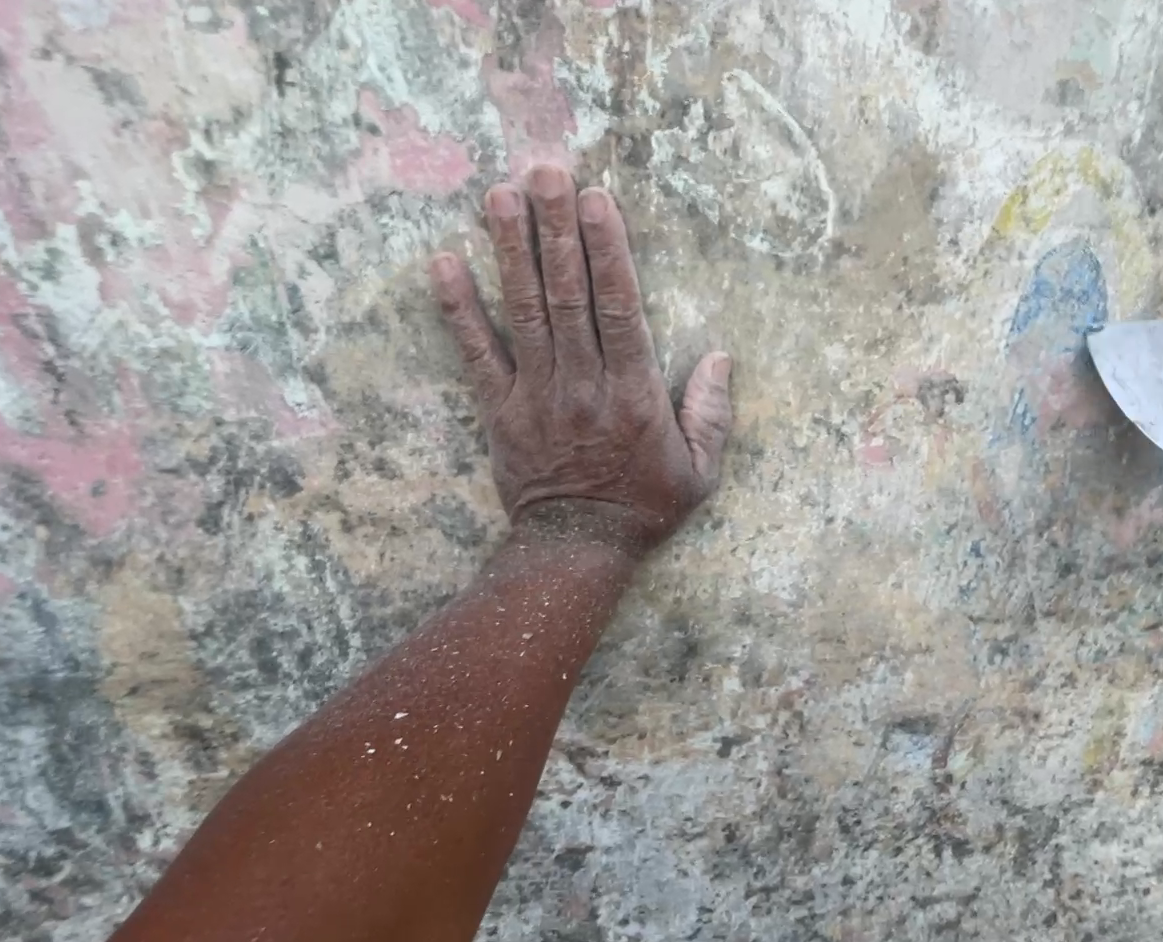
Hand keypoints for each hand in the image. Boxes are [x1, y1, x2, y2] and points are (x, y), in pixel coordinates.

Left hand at [429, 165, 732, 554]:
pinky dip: (458, 309)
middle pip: (567, 297)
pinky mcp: (499, 410)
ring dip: (511, 252)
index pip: (618, 311)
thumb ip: (712, 414)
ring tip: (499, 195)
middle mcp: (583, 387)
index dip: (607, 253)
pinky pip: (476, 355)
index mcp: (634, 397)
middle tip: (545, 171)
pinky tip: (444, 262)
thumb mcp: (701, 471)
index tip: (597, 202)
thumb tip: (719, 357)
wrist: (580, 548)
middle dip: (557, 231)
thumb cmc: (646, 506)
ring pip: (523, 313)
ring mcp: (535, 396)